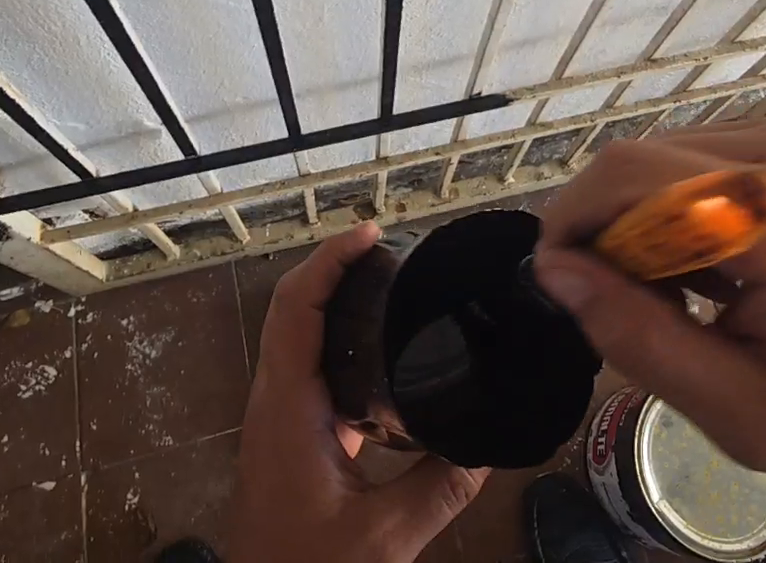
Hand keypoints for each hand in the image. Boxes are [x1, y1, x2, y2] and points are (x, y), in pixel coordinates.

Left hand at [221, 221, 489, 562]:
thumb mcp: (386, 539)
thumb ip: (441, 485)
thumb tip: (490, 439)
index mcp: (288, 407)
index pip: (297, 307)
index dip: (330, 260)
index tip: (373, 233)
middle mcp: (275, 398)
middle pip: (292, 307)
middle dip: (334, 267)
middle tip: (388, 248)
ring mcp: (280, 415)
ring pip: (298, 333)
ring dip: (334, 297)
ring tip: (388, 280)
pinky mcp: (292, 433)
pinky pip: (312, 364)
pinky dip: (341, 337)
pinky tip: (383, 347)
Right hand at [532, 116, 765, 562]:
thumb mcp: (739, 413)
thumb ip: (637, 336)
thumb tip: (553, 269)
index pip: (635, 177)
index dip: (574, 219)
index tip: (557, 280)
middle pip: (644, 159)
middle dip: (608, 226)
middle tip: (624, 302)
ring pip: (666, 156)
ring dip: (642, 219)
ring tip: (674, 293)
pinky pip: (701, 158)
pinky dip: (677, 207)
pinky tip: (707, 264)